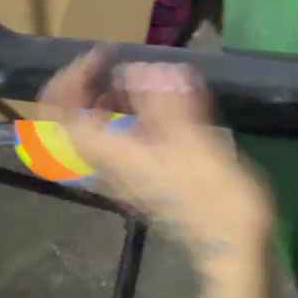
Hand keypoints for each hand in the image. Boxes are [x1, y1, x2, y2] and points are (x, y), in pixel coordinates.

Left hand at [40, 52, 273, 275]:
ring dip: (98, 101)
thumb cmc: (219, 194)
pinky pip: (116, 142)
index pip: (63, 117)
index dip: (70, 81)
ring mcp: (128, 174)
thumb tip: (139, 68)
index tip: (101, 54)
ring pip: (92, 134)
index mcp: (118, 155)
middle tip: (108, 61)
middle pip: (70, 125)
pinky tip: (151, 107)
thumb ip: (168, 105)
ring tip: (127, 76)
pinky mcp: (146, 177)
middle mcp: (113, 165)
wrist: (233, 242)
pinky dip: (121, 117)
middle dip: (80, 87)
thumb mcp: (198, 143)